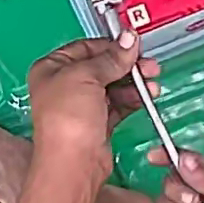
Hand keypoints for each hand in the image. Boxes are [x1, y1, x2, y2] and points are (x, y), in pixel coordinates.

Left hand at [27, 31, 161, 182]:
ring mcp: (81, 107)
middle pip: (101, 67)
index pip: (85, 48)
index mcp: (52, 69)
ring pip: (112, 87)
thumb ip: (110, 58)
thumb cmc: (67, 119)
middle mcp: (64, 87)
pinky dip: (132, 99)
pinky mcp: (97, 125)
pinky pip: (117, 106)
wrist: (74, 163)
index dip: (110, 45)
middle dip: (126, 65)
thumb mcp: (86, 77)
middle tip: (148, 64)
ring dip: (133, 83)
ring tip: (151, 82)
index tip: (133, 44)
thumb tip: (129, 39)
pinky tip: (146, 96)